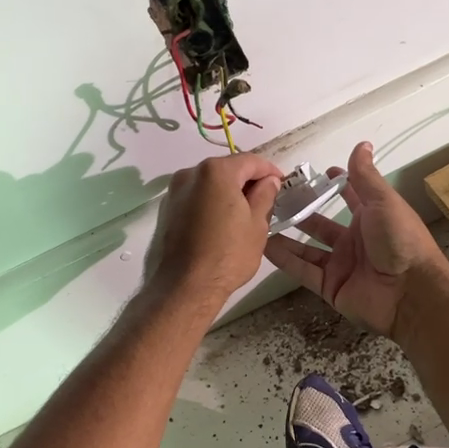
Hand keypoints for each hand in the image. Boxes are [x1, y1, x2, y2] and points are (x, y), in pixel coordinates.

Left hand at [149, 153, 282, 300]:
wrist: (186, 286)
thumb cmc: (228, 254)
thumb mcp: (257, 224)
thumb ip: (265, 195)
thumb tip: (269, 181)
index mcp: (216, 171)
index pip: (250, 161)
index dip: (270, 171)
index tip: (282, 184)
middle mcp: (190, 173)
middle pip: (227, 169)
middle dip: (247, 180)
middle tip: (266, 199)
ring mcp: (174, 191)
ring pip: (210, 183)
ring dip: (228, 192)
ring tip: (244, 213)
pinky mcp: (167, 210)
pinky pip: (196, 197)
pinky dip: (211, 202)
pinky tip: (222, 223)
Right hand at [264, 142, 448, 336]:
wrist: (411, 292)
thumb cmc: (401, 239)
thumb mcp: (384, 201)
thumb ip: (366, 176)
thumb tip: (362, 143)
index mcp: (370, 218)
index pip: (349, 197)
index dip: (334, 185)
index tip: (312, 175)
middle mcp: (353, 241)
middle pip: (320, 224)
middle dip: (300, 211)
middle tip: (273, 198)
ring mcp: (340, 265)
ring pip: (306, 248)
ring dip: (286, 235)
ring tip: (261, 220)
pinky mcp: (329, 287)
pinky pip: (302, 270)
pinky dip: (284, 259)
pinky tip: (263, 245)